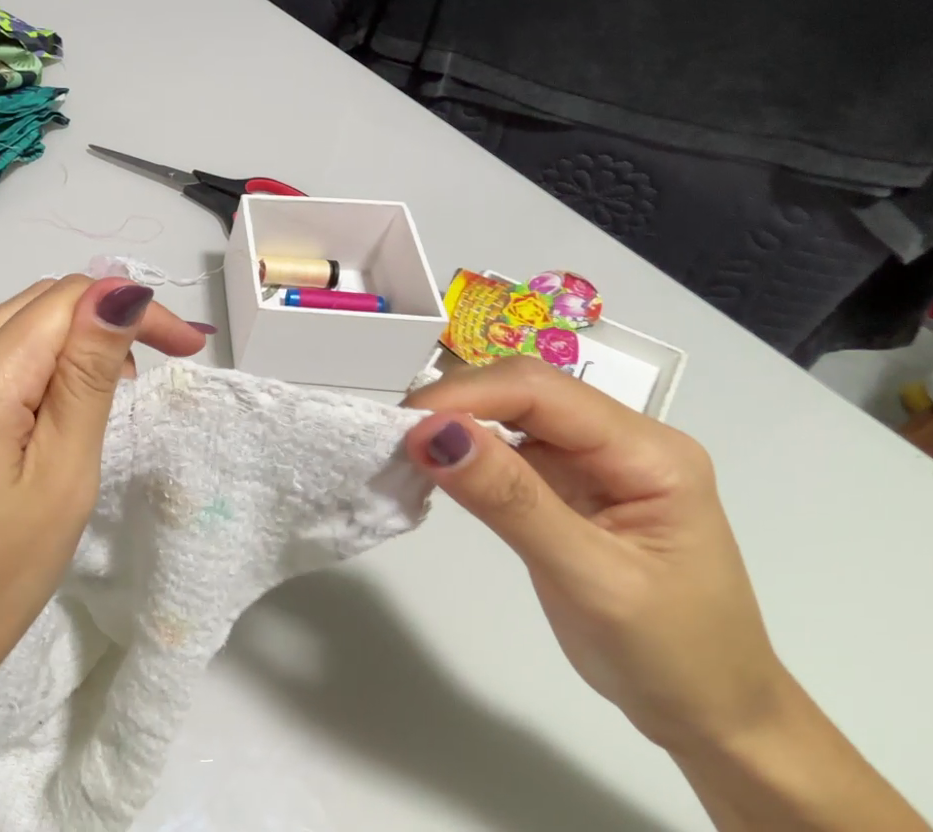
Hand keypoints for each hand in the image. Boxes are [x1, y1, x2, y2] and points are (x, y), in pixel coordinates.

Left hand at [0, 275, 206, 757]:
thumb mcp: (62, 475)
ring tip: (111, 391)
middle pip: (35, 305)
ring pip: (8, 328)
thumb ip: (89, 376)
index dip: (132, 307)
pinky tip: (53, 407)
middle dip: (101, 319)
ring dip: (66, 342)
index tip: (184, 348)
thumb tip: (118, 294)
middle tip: (153, 370)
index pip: (67, 299)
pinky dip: (29, 366)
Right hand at [404, 358, 927, 831]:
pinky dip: (464, 452)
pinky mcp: (567, 485)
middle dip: (455, 404)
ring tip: (404, 454)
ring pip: (510, 414)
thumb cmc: (668, 653)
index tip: (400, 426)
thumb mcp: (588, 577)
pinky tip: (436, 471)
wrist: (710, 713)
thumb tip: (431, 433)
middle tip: (392, 441)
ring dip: (454, 425)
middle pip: (525, 390)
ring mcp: (594, 462)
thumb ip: (510, 500)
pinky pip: (506, 448)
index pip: (542, 390)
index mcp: (650, 452)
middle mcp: (623, 441)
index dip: (466, 394)